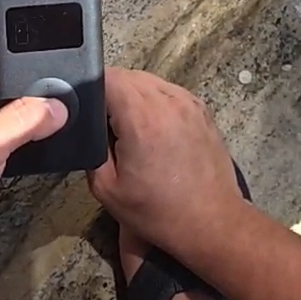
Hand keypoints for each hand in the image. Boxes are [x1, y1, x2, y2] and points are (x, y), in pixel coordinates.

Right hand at [88, 68, 249, 259]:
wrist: (212, 223)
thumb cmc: (159, 211)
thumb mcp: (106, 189)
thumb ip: (90, 148)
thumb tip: (88, 125)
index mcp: (140, 118)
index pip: (107, 77)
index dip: (92, 89)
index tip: (88, 111)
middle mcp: (166, 101)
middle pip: (127, 75)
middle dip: (111, 93)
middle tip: (106, 123)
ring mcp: (188, 102)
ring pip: (148, 80)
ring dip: (133, 95)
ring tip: (130, 126)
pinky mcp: (201, 109)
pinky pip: (168, 90)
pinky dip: (155, 101)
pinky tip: (153, 127)